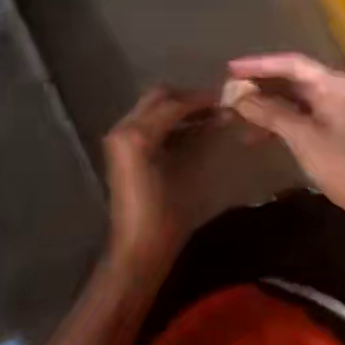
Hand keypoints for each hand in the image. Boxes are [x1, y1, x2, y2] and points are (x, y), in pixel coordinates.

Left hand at [102, 87, 225, 265]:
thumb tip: (222, 116)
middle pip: (157, 97)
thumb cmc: (166, 216)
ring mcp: (118, 138)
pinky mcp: (120, 149)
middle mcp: (122, 128)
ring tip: (209, 116)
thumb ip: (200, 138)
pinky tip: (190, 129)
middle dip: (187, 98)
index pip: (173, 104)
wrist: (137, 246)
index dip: (201, 100)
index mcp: (137, 135)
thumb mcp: (188, 174)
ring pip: (150, 108)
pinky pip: (145, 122)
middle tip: (217, 105)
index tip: (226, 98)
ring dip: (177, 107)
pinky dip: (166, 120)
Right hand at [225, 53, 344, 219]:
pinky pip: (301, 113)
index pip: (293, 64)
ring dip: (266, 105)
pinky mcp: (335, 125)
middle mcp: (339, 89)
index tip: (230, 69)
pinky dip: (279, 120)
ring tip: (237, 113)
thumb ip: (268, 112)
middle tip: (229, 91)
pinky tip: (256, 134)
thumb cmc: (344, 167)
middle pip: (293, 78)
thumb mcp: (302, 138)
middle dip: (260, 86)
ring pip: (294, 98)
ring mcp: (339, 108)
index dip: (259, 65)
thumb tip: (236, 95)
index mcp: (337, 85)